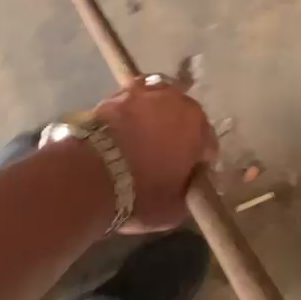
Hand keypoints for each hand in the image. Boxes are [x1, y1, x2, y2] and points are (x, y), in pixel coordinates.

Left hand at [92, 77, 217, 232]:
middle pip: (187, 117)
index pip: (208, 146)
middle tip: (167, 156)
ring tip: (148, 135)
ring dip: (161, 114)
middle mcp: (178, 101)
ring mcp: (148, 91)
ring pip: (163, 100)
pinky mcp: (121, 90)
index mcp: (198, 128)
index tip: (188, 178)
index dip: (199, 164)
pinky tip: (130, 119)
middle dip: (181, 134)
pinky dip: (137, 107)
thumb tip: (187, 183)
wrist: (92, 172)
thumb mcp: (174, 209)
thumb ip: (188, 190)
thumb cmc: (140, 194)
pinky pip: (137, 96)